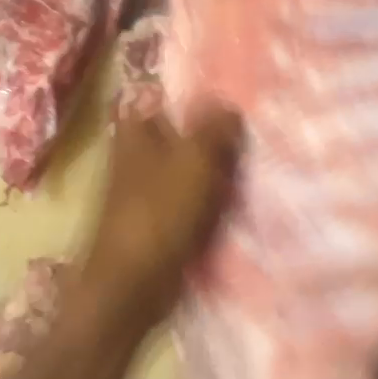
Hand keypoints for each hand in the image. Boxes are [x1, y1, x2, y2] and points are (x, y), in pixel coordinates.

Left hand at [79, 108, 243, 326]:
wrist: (131, 285)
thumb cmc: (160, 211)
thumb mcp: (195, 159)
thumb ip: (214, 127)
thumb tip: (229, 103)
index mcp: (137, 127)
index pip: (166, 94)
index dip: (195, 93)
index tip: (229, 93)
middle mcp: (136, 149)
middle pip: (181, 129)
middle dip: (210, 131)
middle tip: (246, 130)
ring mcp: (144, 184)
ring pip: (186, 163)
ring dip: (212, 166)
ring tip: (246, 162)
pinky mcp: (155, 216)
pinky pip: (187, 194)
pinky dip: (206, 195)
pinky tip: (231, 196)